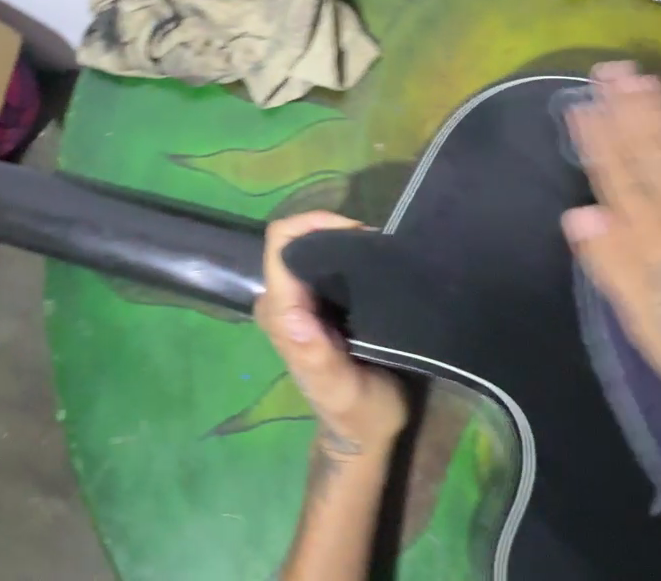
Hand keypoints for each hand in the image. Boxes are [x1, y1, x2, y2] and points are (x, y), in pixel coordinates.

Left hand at [255, 212, 407, 459]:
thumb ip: (318, 359)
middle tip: (377, 243)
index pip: (280, 247)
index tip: (358, 231)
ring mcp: (295, 304)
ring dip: (340, 242)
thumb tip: (293, 319)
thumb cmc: (359, 415)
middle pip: (291, 242)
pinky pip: (318, 263)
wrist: (363, 435)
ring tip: (380, 253)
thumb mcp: (345, 393)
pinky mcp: (311, 306)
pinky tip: (372, 265)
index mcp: (283, 317)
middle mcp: (281, 304)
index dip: (313, 225)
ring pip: (305, 250)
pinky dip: (344, 255)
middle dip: (332, 229)